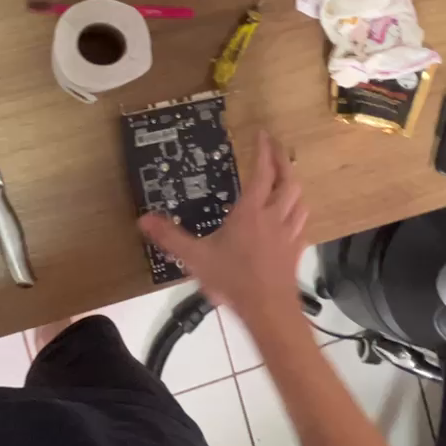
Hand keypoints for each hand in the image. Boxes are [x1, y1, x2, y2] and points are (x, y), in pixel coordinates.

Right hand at [140, 133, 307, 322]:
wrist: (269, 310)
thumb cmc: (234, 281)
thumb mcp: (196, 258)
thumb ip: (170, 237)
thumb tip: (144, 220)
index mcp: (251, 211)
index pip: (263, 171)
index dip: (265, 150)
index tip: (264, 135)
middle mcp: (274, 217)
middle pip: (288, 180)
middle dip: (283, 161)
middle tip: (276, 150)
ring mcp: (289, 234)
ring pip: (299, 201)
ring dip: (293, 186)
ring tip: (286, 180)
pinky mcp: (295, 251)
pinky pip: (301, 224)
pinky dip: (297, 214)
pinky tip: (292, 219)